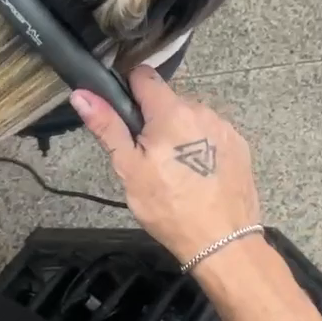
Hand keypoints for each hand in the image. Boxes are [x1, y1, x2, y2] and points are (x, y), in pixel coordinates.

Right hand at [70, 67, 261, 262]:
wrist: (224, 244)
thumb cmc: (169, 207)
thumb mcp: (129, 168)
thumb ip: (107, 126)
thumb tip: (81, 94)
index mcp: (171, 111)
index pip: (143, 75)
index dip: (129, 89)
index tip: (125, 115)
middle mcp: (201, 110)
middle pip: (167, 100)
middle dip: (154, 118)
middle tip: (147, 154)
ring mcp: (224, 127)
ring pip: (190, 117)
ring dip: (178, 131)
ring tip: (174, 168)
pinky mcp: (240, 145)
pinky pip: (211, 132)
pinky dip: (201, 144)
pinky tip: (198, 173)